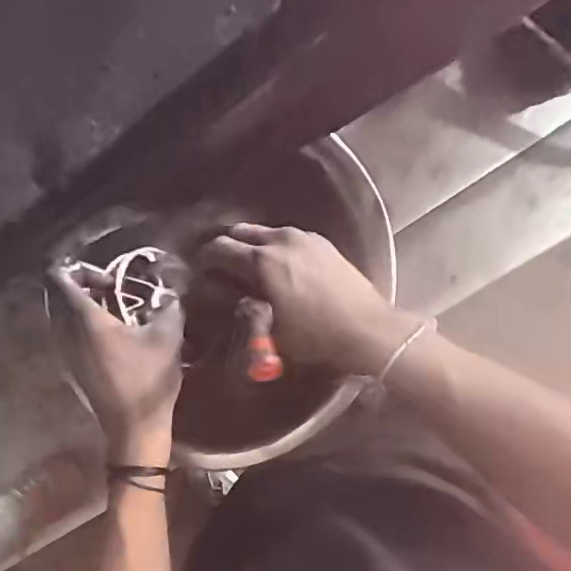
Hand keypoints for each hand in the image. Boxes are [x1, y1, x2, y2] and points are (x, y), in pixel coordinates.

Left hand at [48, 264, 183, 462]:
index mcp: (84, 319)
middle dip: (79, 285)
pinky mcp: (71, 369)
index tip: (109, 278)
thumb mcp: (168, 336)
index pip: (59, 277)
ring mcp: (65, 354)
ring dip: (80, 307)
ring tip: (112, 312)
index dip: (80, 268)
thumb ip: (168, 306)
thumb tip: (168, 293)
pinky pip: (66, 336)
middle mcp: (65, 333)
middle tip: (110, 290)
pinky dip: (81, 327)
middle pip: (56, 295)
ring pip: (59, 317)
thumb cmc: (149, 379)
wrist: (134, 427)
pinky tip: (110, 337)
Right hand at [199, 223, 420, 375]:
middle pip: (241, 233)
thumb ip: (247, 310)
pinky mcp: (323, 244)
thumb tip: (233, 297)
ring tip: (251, 270)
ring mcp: (305, 238)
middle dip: (227, 249)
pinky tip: (281, 268)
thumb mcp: (272, 332)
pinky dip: (276, 248)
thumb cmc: (316, 338)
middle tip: (223, 270)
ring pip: (266, 232)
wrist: (367, 330)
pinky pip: (288, 238)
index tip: (202, 274)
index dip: (206, 261)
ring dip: (253, 247)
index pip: (219, 249)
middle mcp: (281, 240)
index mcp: (262, 262)